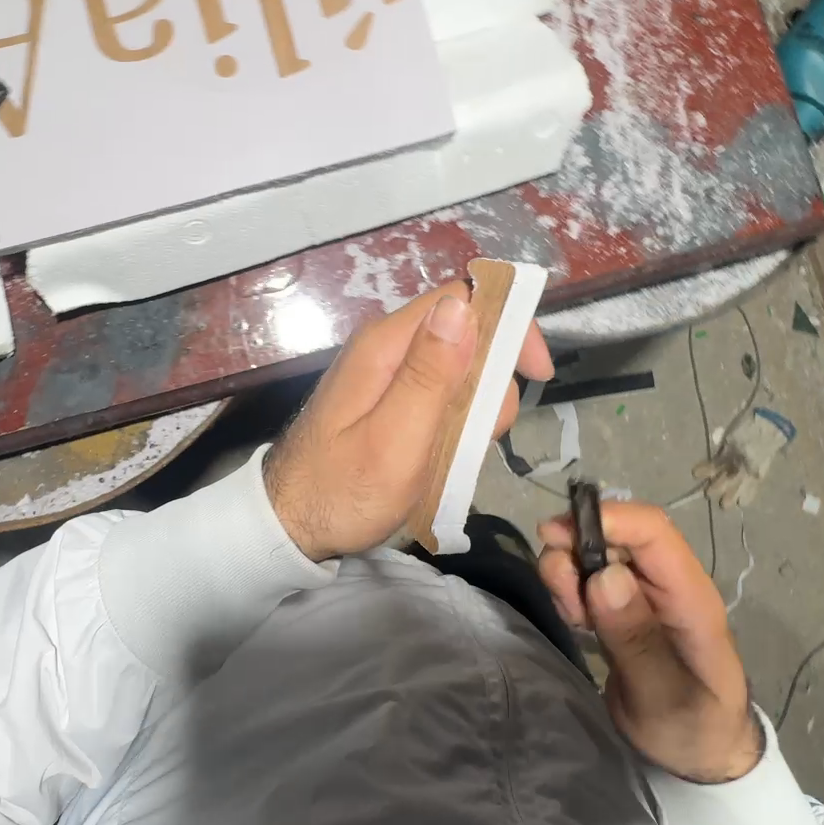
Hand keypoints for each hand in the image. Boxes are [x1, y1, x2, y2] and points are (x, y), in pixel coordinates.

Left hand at [264, 282, 553, 562]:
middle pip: (464, 334)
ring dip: (474, 408)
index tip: (536, 374)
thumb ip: (431, 374)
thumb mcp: (396, 440)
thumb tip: (462, 304)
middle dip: (492, 380)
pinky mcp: (382, 396)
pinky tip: (443, 456)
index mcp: (386, 344)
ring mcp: (382, 371)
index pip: (462, 299)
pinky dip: (453, 420)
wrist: (288, 525)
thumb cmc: (343, 491)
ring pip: (455, 367)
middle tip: (483, 437)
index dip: (508, 326)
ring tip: (457, 457)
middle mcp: (384, 346)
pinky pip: (435, 392)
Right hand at [538, 503, 762, 782]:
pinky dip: (568, 588)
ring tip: (573, 618)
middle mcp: (665, 583)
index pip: (652, 531)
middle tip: (562, 598)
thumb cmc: (695, 730)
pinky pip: (586, 575)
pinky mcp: (620, 604)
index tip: (555, 535)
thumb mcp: (665, 697)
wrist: (699, 759)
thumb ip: (636, 639)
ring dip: (568, 572)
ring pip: (594, 552)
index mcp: (690, 596)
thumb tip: (603, 576)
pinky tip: (576, 621)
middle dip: (576, 551)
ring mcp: (642, 592)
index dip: (606, 519)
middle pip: (615, 534)